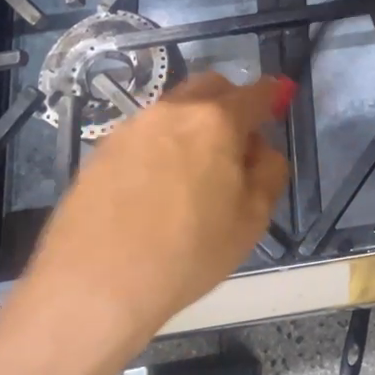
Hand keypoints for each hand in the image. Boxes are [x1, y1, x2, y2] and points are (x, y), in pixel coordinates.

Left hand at [15, 73, 291, 346]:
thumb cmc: (188, 253)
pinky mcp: (99, 153)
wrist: (93, 287)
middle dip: (230, 102)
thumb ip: (269, 172)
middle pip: (209, 88)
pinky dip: (161, 149)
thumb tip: (259, 150)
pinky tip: (157, 191)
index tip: (280, 98)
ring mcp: (129, 130)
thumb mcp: (253, 219)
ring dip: (193, 127)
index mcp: (216, 122)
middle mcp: (171, 112)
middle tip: (239, 140)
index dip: (273, 94)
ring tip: (195, 174)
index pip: (254, 93)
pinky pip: (143, 137)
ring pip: (173, 112)